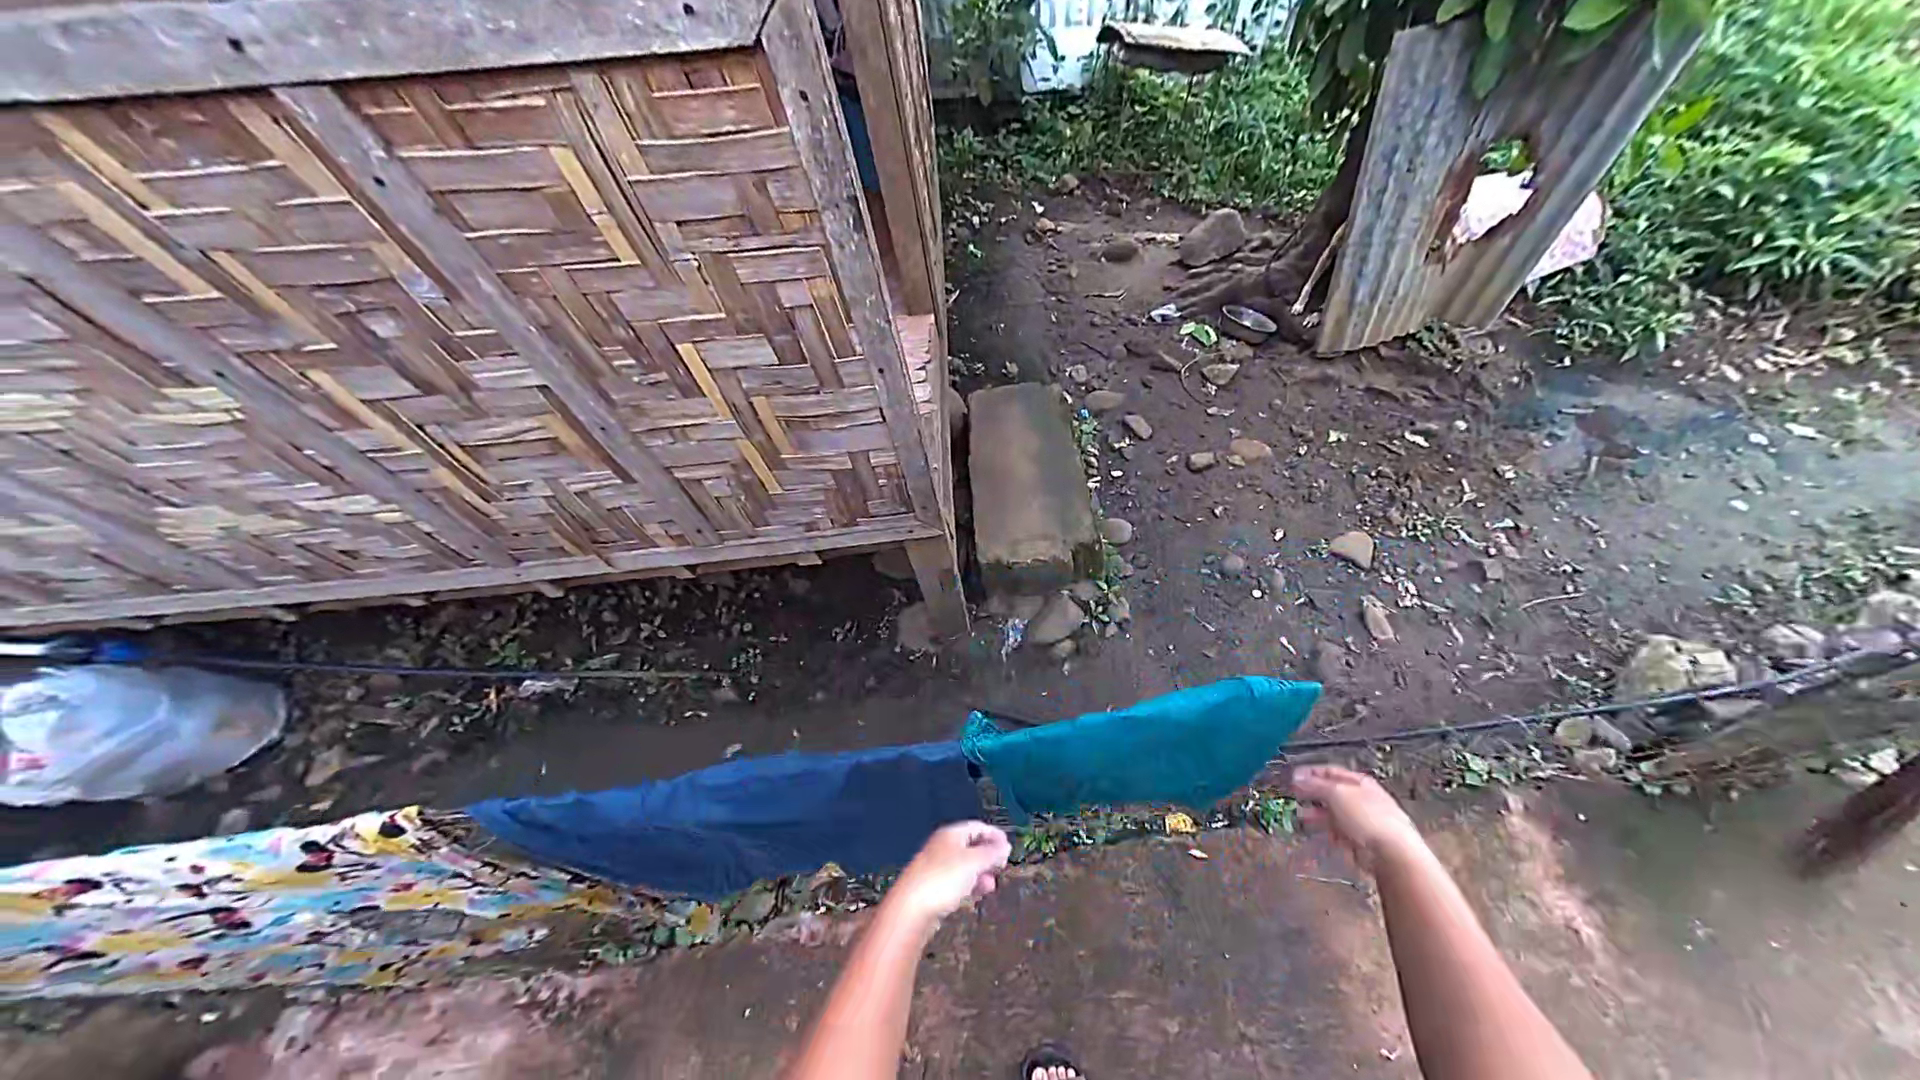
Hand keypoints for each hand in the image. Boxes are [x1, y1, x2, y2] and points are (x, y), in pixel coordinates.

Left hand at [888, 821, 1011, 923]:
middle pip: (971, 846)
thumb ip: (991, 853)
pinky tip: (976, 894)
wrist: (911, 908)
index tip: (1007, 845)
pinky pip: (957, 880)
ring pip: (965, 865)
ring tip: (991, 884)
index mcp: (951, 834)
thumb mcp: (973, 862)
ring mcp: (936, 866)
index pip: (977, 827)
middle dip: (988, 856)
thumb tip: (1004, 845)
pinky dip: (970, 884)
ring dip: (981, 873)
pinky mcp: (933, 886)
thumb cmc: (941, 880)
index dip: (994, 835)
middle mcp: (942, 846)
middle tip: (1001, 866)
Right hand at [1286, 764, 1424, 874]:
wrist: (1391, 854)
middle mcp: (1361, 800)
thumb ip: (1314, 785)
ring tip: (1299, 814)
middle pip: (1330, 793)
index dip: (1311, 773)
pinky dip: (1323, 830)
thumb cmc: (1369, 817)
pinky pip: (1335, 831)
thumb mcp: (1337, 793)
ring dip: (1314, 813)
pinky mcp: (1358, 841)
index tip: (1293, 776)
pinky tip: (1313, 830)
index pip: (1331, 772)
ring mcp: (1360, 821)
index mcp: (1360, 783)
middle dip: (1311, 793)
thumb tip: (1297, 779)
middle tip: (1293, 795)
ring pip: (1332, 813)